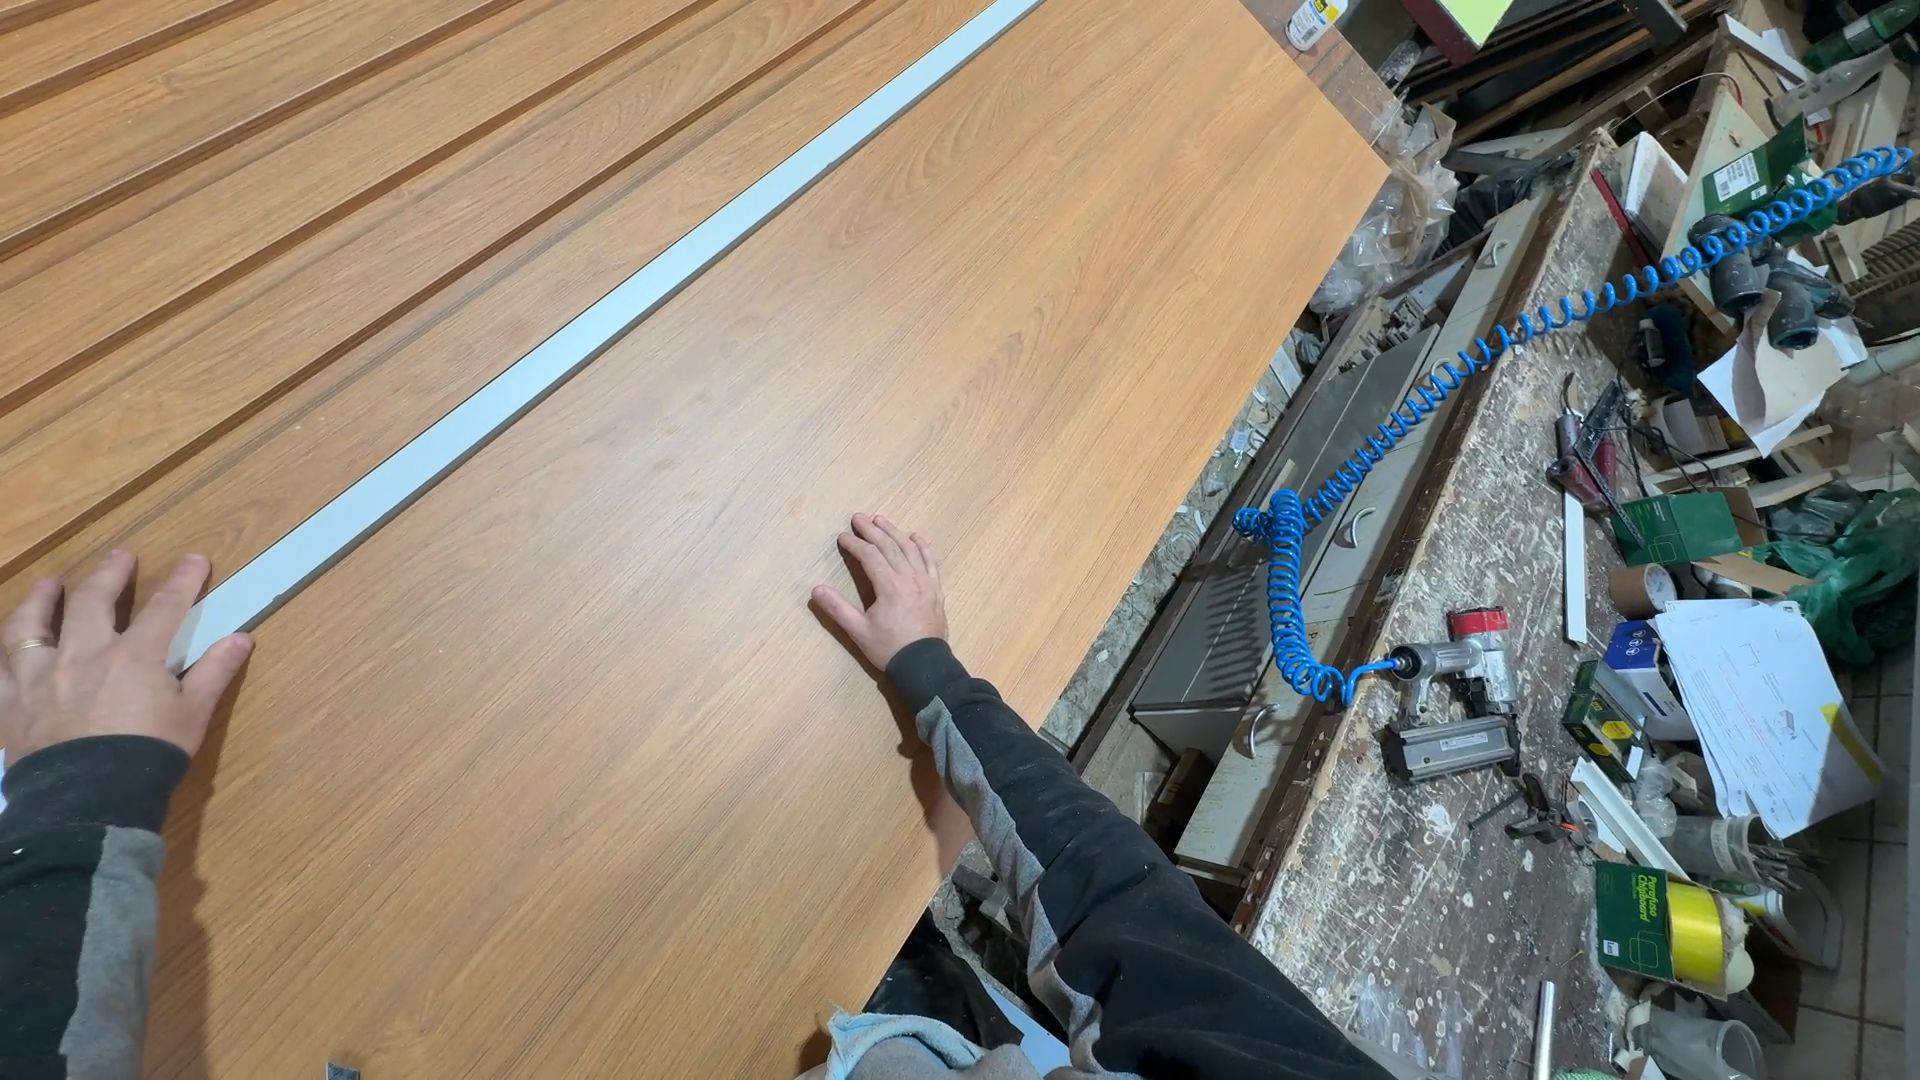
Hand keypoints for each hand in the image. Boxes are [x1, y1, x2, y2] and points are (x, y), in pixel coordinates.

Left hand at [0, 551, 253, 766]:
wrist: (90, 794)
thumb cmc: (152, 748)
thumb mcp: (195, 709)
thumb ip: (216, 670)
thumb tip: (241, 638)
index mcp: (135, 656)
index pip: (166, 607)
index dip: (183, 580)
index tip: (195, 558)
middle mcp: (83, 656)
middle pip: (91, 604)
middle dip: (108, 575)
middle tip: (119, 556)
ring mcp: (37, 678)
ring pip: (30, 629)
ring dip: (39, 601)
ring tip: (47, 584)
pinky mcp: (8, 704)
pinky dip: (2, 653)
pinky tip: (6, 643)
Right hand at [812, 514, 947, 670]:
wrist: (924, 665)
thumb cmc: (889, 649)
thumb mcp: (859, 631)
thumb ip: (838, 609)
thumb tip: (816, 590)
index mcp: (889, 586)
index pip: (870, 556)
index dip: (855, 544)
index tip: (843, 537)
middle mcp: (909, 578)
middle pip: (889, 546)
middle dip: (872, 530)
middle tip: (859, 517)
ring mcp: (926, 582)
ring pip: (910, 549)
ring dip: (895, 532)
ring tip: (882, 520)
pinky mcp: (936, 589)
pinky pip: (931, 562)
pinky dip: (923, 547)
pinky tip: (916, 537)